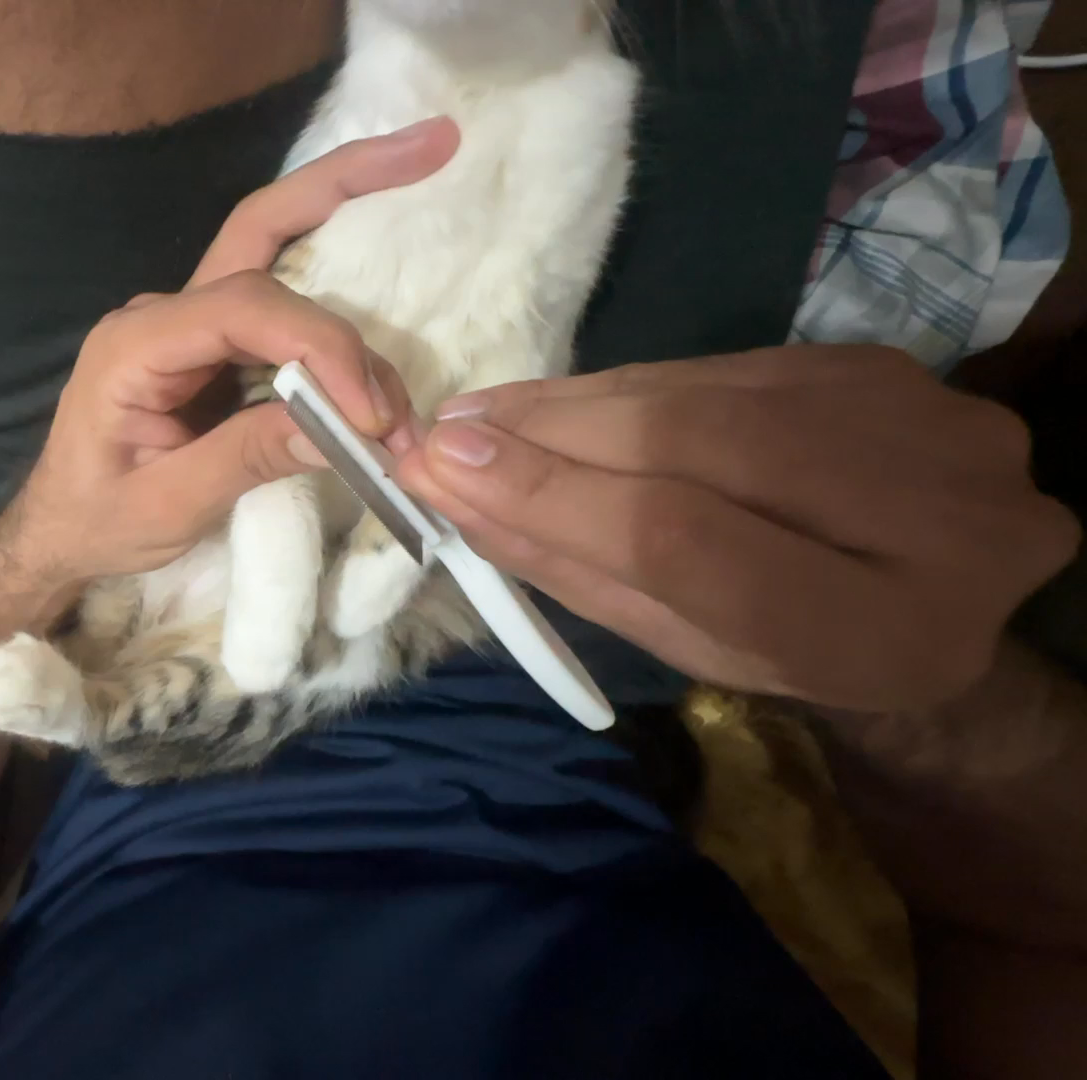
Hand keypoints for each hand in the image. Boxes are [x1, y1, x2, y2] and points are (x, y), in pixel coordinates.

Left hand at [0, 117, 460, 586]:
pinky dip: (334, 346)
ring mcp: (188, 329)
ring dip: (352, 305)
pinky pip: (281, 323)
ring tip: (399, 393)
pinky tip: (372, 381)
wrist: (63, 531)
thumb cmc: (97, 521)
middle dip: (347, 187)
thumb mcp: (166, 505)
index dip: (319, 346)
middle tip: (434, 144)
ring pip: (282, 273)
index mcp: (134, 345)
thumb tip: (341, 430)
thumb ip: (244, 459)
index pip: (243, 306)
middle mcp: (163, 317)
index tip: (368, 415)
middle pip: (260, 231)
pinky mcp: (212, 353)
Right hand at [396, 346, 1080, 711]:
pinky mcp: (882, 368)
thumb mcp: (658, 633)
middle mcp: (940, 516)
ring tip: (483, 415)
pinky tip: (556, 403)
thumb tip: (443, 484)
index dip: (548, 493)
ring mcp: (927, 423)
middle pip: (694, 442)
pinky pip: (714, 368)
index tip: (441, 464)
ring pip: (700, 391)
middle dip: (549, 433)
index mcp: (874, 631)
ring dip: (570, 401)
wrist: (906, 587)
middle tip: (448, 433)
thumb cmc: (763, 644)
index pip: (678, 537)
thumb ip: (556, 560)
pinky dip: (617, 385)